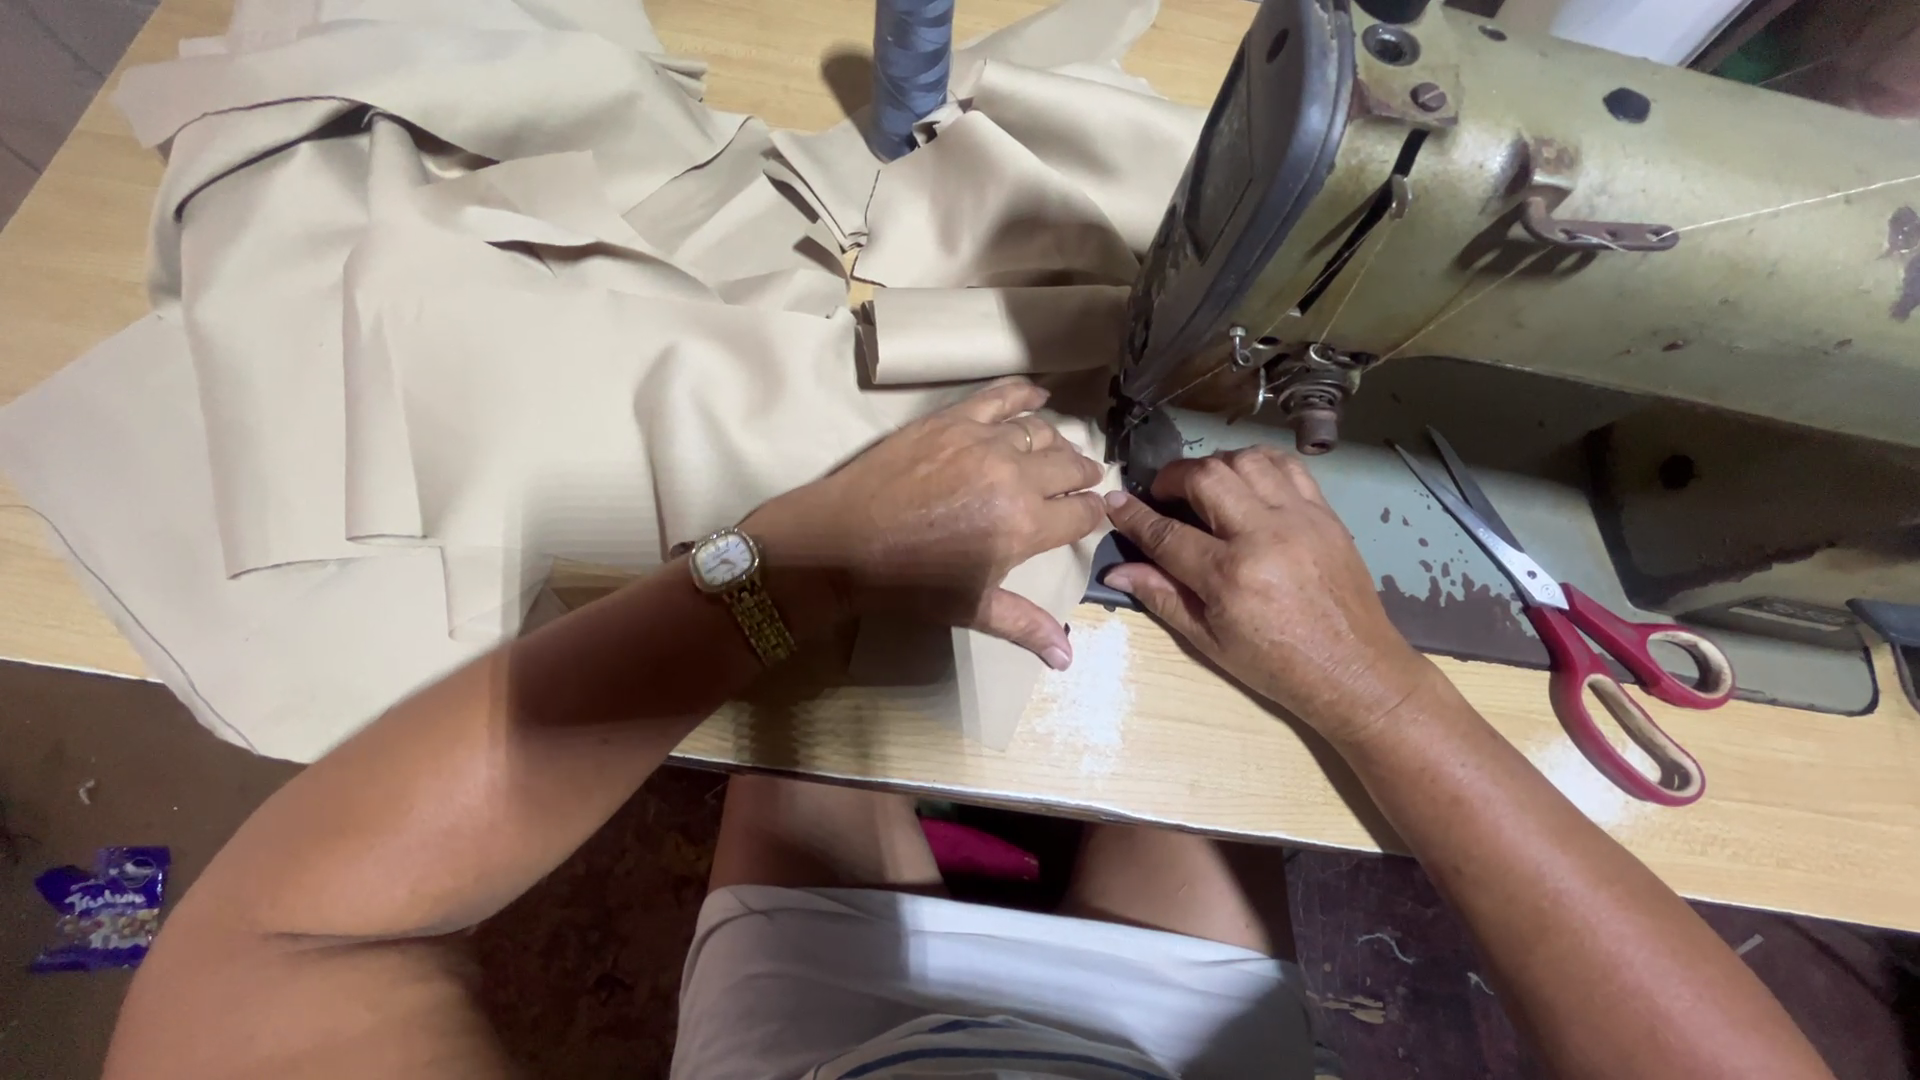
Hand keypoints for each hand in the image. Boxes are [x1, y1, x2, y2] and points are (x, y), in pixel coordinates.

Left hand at [744, 378, 1107, 669]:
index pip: (1081, 512)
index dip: (1093, 513)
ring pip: (1039, 430)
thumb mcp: (972, 609)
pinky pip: (1000, 396)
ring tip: (1057, 451)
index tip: (1095, 510)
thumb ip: (1026, 625)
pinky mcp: (953, 419)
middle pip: (1067, 465)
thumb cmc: (910, 583)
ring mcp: (983, 441)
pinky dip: (1024, 392)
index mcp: (1026, 525)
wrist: (845, 543)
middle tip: (1085, 478)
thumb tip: (1068, 658)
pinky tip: (1038, 393)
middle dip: (1083, 474)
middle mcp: (1015, 475)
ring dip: (1056, 442)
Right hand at [1102, 446, 1437, 745]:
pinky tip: (1245, 482)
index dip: (1133, 515)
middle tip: (1162, 494)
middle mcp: (1264, 537)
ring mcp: (1300, 519)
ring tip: (1203, 486)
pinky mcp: (1326, 514)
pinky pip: (1287, 466)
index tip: (1114, 501)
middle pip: (1206, 478)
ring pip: (1246, 460)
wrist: (1355, 671)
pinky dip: (1257, 464)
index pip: (1166, 533)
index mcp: (1230, 577)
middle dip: (1172, 478)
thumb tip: (1117, 569)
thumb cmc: (1276, 665)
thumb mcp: (1208, 642)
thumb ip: (1162, 596)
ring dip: (1214, 465)